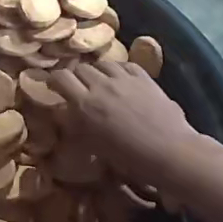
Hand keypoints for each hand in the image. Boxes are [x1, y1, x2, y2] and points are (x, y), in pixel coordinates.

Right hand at [50, 60, 204, 191]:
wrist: (168, 150)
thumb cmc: (130, 158)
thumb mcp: (95, 145)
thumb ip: (78, 125)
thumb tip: (64, 113)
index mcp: (85, 104)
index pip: (61, 78)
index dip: (54, 79)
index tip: (53, 86)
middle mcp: (102, 85)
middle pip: (80, 68)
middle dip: (76, 75)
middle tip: (78, 87)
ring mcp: (124, 78)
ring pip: (102, 63)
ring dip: (97, 71)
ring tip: (100, 81)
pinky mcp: (144, 77)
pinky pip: (124, 65)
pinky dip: (118, 69)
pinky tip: (121, 78)